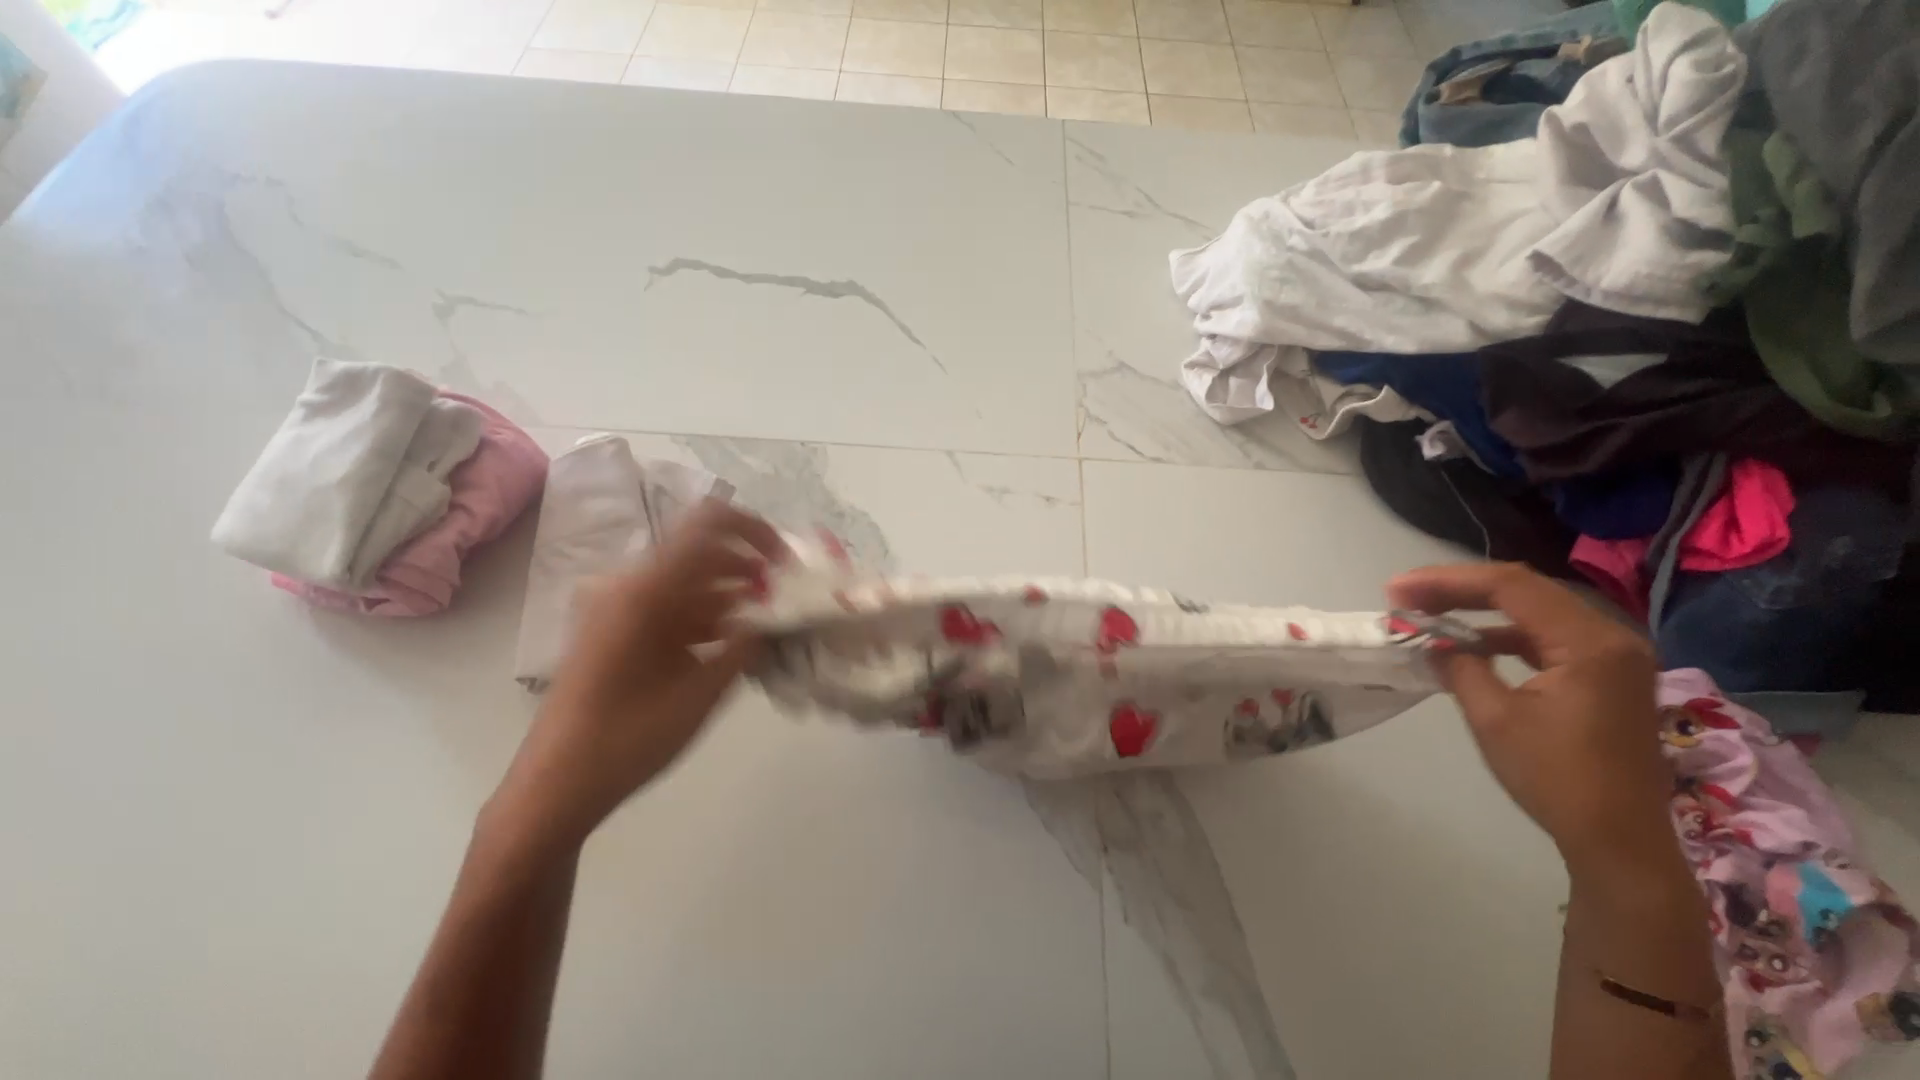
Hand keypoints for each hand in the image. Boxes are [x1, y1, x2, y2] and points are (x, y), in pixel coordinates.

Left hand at [489, 500, 787, 848]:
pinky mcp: (614, 631)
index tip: (785, 563)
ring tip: (765, 625)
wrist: (554, 785)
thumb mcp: (699, 697)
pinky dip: (703, 614)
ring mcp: (617, 608)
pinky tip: (731, 643)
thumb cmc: (627, 742)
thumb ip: (742, 649)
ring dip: (728, 593)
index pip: (708, 524)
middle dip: (747, 568)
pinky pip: (667, 605)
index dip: (754, 531)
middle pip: (699, 551)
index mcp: (646, 590)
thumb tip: (772, 619)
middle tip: (784, 600)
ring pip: (686, 581)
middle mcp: (628, 586)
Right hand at [1387, 563, 1675, 878]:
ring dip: (1483, 610)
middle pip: (1527, 591)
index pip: (1511, 587)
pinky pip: (1552, 637)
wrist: (1619, 840)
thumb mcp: (1495, 719)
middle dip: (1462, 589)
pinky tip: (1474, 644)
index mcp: (1590, 642)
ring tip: (1431, 613)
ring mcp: (1616, 656)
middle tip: (1407, 595)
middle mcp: (1612, 637)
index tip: (1397, 589)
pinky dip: (1509, 635)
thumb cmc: (1557, 779)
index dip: (1448, 581)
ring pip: (1539, 612)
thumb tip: (1434, 643)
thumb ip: (1461, 668)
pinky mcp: (1610, 676)